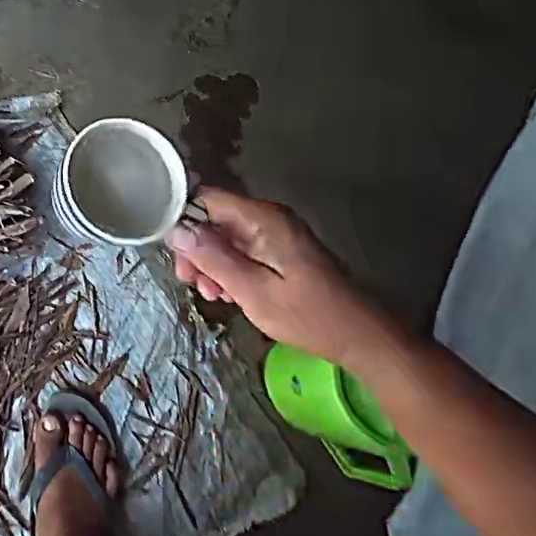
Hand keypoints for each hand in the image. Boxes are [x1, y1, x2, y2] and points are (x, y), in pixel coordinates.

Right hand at [164, 188, 400, 364]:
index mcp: (264, 219)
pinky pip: (244, 250)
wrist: (360, 337)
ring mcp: (276, 234)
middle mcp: (269, 219)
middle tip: (189, 280)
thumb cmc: (309, 316)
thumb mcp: (254, 292)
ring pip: (227, 236)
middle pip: (216, 218)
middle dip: (197, 248)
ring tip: (210, 293)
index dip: (185, 219)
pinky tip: (228, 293)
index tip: (175, 252)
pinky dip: (230, 268)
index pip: (208, 198)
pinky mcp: (280, 251)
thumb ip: (215, 259)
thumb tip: (179, 231)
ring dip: (212, 262)